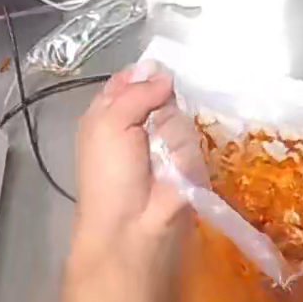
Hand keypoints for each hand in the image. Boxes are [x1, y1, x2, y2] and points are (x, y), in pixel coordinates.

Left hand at [70, 62, 185, 267]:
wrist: (130, 226)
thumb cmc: (108, 176)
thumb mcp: (107, 123)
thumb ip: (134, 93)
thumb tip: (165, 76)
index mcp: (110, 115)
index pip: (132, 81)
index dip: (143, 76)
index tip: (153, 75)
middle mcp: (140, 127)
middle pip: (164, 94)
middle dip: (159, 106)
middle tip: (149, 127)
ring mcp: (167, 146)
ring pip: (181, 117)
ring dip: (169, 136)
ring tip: (158, 160)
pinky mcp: (190, 165)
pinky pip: (194, 143)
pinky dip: (182, 156)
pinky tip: (173, 172)